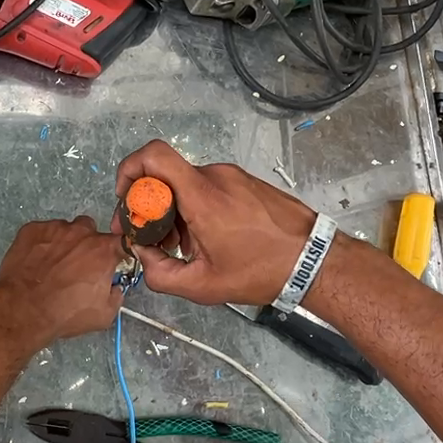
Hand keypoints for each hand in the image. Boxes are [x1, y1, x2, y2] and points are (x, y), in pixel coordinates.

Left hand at [0, 217, 124, 350]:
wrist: (24, 310)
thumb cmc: (62, 312)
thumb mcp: (103, 314)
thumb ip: (116, 295)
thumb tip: (115, 289)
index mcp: (103, 250)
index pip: (120, 240)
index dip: (116, 250)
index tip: (112, 258)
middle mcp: (81, 233)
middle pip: (90, 230)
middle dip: (86, 245)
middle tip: (77, 266)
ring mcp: (55, 228)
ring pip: (65, 229)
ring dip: (63, 243)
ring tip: (53, 266)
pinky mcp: (32, 230)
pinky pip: (42, 232)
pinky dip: (41, 243)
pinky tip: (37, 262)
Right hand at [115, 140, 317, 305]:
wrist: (315, 261)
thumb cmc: (261, 272)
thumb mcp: (203, 286)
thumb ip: (160, 274)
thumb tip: (142, 254)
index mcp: (202, 196)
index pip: (153, 156)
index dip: (128, 171)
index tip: (127, 202)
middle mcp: (214, 176)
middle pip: (164, 176)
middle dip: (149, 205)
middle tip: (151, 238)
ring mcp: (232, 175)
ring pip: (184, 184)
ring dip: (173, 210)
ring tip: (184, 245)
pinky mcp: (244, 181)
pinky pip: (206, 187)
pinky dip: (195, 208)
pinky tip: (206, 238)